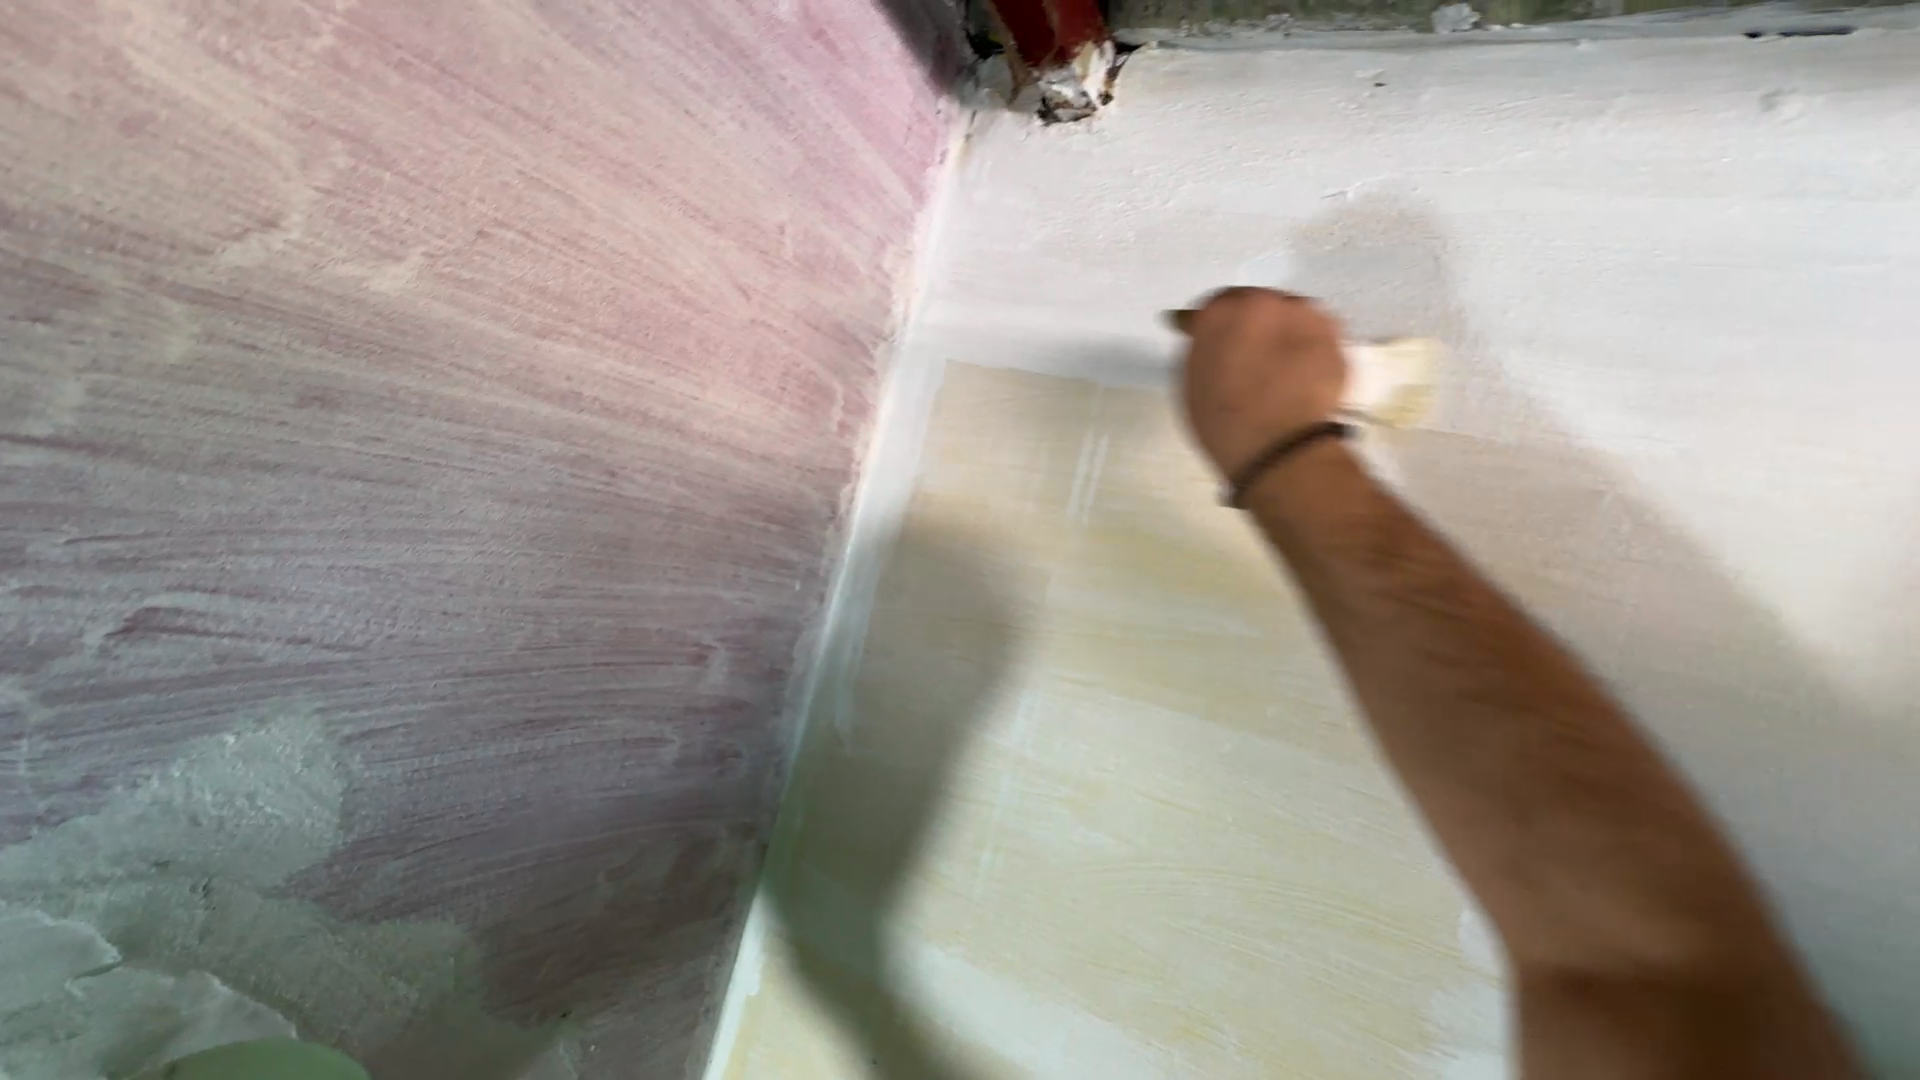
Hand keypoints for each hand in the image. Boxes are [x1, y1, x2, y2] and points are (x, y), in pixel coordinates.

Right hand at [1173, 288, 1347, 477]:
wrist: (1278, 447)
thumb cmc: (1222, 421)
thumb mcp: (1193, 382)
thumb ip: (1201, 349)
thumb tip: (1207, 335)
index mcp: (1219, 312)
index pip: (1212, 309)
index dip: (1213, 330)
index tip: (1214, 347)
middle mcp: (1262, 301)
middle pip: (1253, 305)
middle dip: (1249, 327)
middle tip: (1248, 360)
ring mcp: (1303, 314)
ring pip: (1287, 316)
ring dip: (1281, 333)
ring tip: (1278, 369)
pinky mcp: (1335, 334)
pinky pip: (1313, 335)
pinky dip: (1306, 349)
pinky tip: (1299, 377)